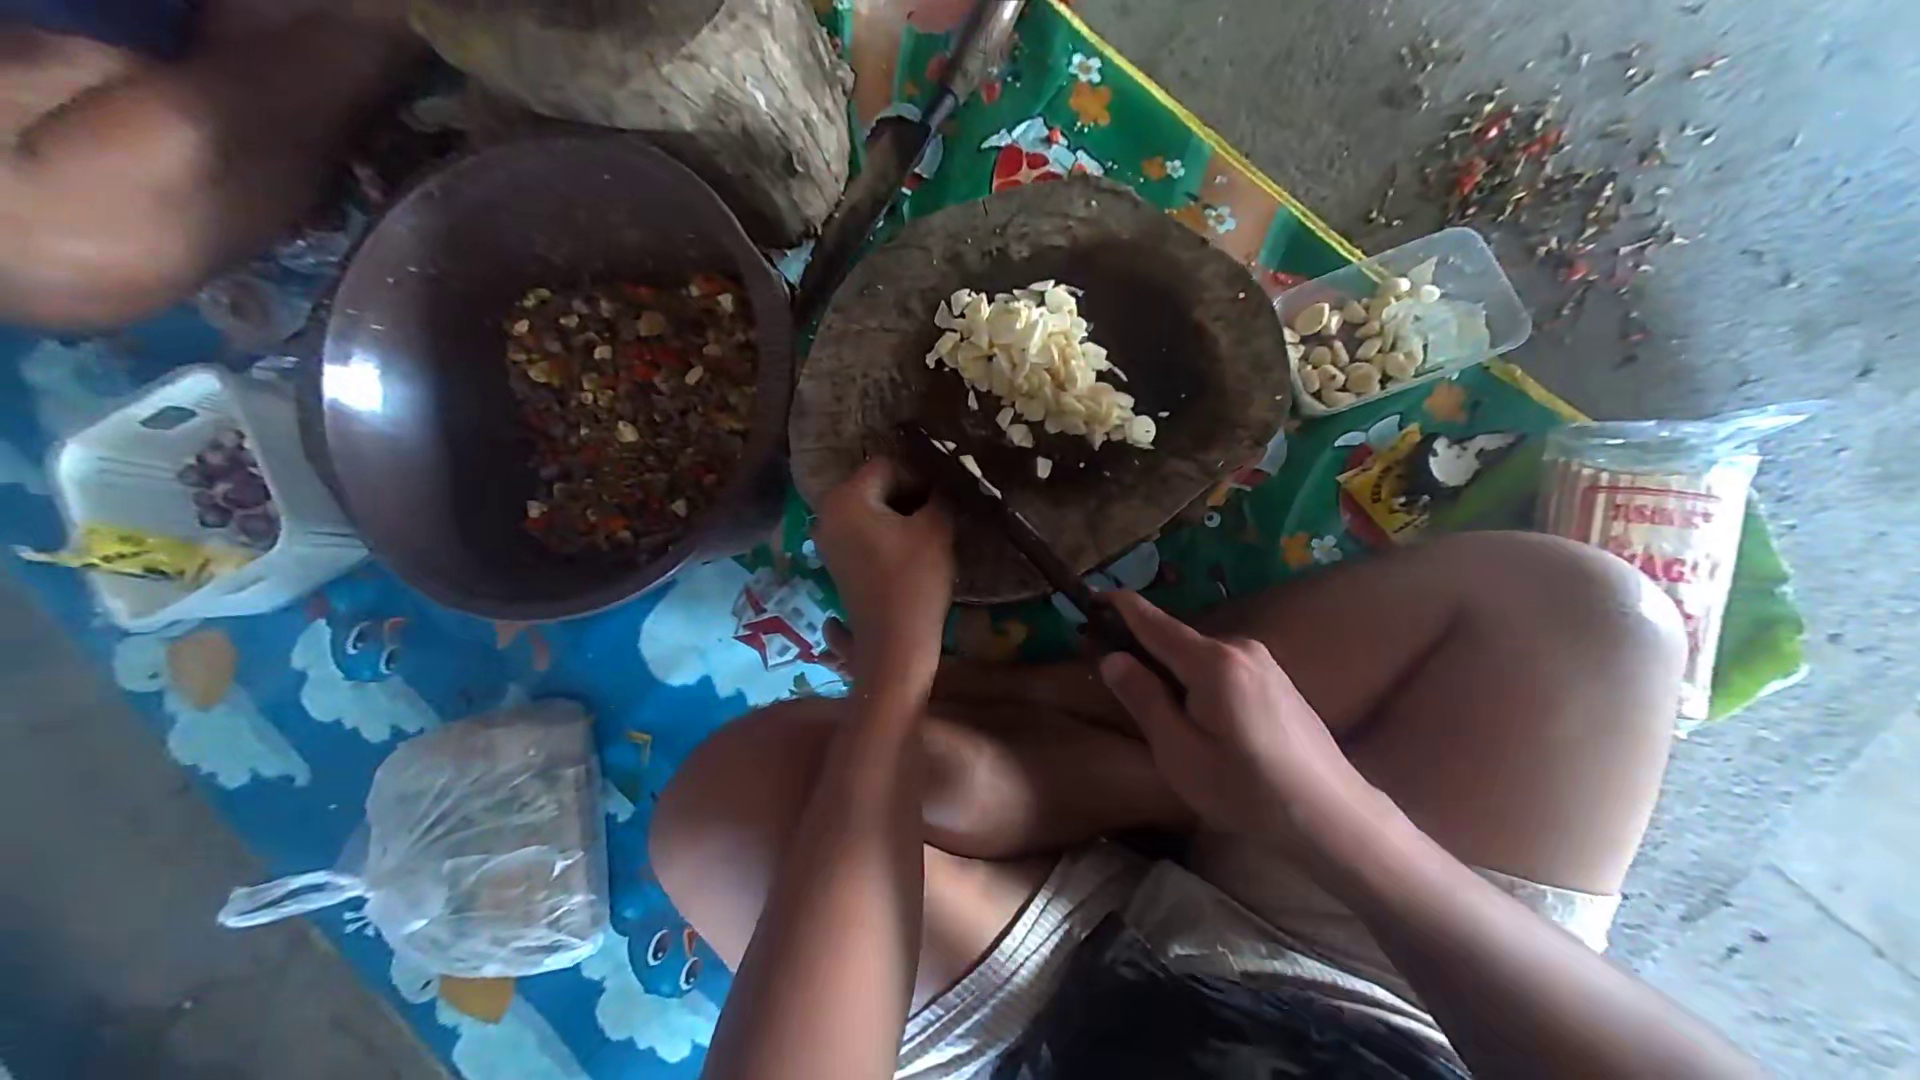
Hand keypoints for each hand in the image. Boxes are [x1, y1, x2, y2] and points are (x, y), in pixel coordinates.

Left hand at [813, 459, 954, 690]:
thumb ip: (940, 495)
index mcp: (845, 498)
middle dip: (908, 496)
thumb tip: (941, 484)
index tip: (942, 503)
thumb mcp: (936, 529)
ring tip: (926, 536)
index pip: (888, 466)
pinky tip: (908, 554)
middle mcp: (827, 514)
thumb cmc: (914, 581)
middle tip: (937, 517)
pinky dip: (886, 535)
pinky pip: (864, 533)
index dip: (920, 478)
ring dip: (900, 516)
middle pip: (875, 486)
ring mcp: (828, 541)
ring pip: (871, 510)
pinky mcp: (837, 563)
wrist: (895, 644)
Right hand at [1097, 592, 1389, 856]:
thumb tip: (1112, 657)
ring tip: (1157, 708)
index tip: (1093, 595)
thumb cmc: (1246, 789)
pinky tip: (1200, 718)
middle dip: (1143, 649)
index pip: (1154, 623)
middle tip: (1114, 675)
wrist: (1332, 817)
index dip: (1121, 607)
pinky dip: (1198, 679)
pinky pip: (1222, 668)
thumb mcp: (1179, 752)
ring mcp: (1263, 662)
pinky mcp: (1277, 680)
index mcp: (1212, 661)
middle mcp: (1239, 648)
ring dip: (1172, 670)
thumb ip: (1143, 698)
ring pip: (1199, 656)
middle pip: (1176, 641)